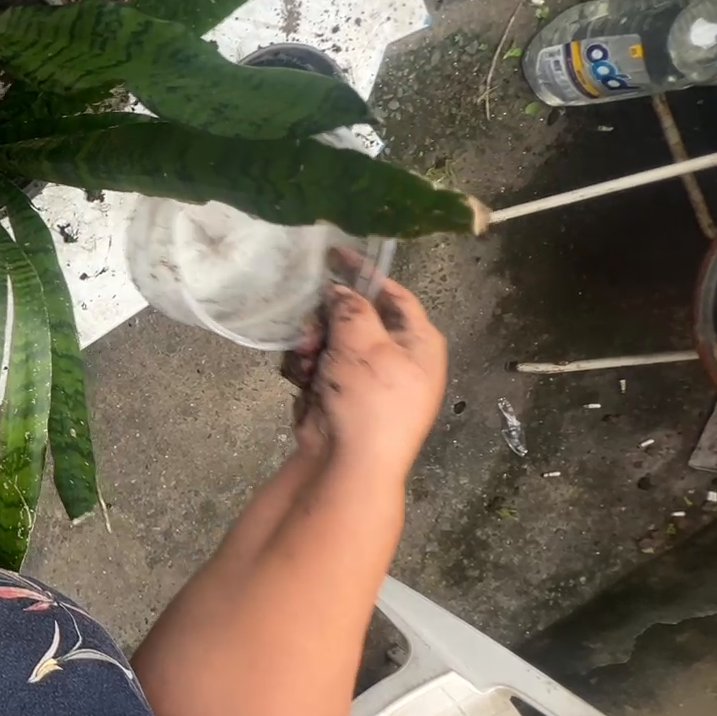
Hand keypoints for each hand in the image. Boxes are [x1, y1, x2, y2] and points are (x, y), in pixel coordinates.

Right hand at [289, 268, 445, 476]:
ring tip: (305, 366)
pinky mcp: (332, 392)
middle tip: (310, 334)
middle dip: (324, 322)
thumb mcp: (364, 346)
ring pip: (324, 341)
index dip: (363, 273)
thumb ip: (350, 310)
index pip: (392, 294)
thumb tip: (338, 290)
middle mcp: (391, 355)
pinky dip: (301, 370)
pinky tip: (299, 382)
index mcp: (417, 341)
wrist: (348, 460)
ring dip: (308, 348)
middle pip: (350, 317)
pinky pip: (311, 366)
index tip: (332, 254)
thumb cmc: (370, 400)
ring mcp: (359, 376)